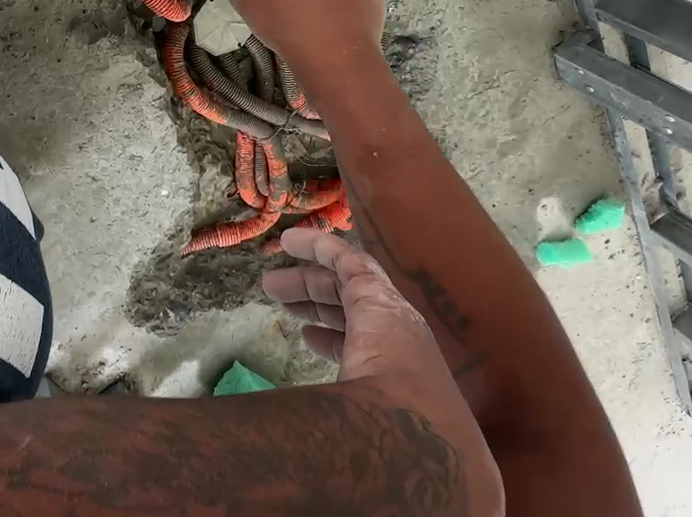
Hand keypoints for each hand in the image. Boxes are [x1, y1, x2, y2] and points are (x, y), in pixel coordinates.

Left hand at [265, 227, 508, 515]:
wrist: (419, 436)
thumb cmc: (383, 447)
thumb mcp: (345, 435)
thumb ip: (318, 431)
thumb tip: (280, 451)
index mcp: (395, 376)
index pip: (360, 350)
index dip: (331, 339)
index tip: (306, 336)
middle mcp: (398, 343)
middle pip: (350, 314)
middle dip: (315, 304)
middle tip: (279, 298)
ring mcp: (391, 318)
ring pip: (346, 287)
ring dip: (308, 281)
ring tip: (272, 282)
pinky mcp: (377, 294)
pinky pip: (348, 258)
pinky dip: (320, 245)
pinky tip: (290, 240)